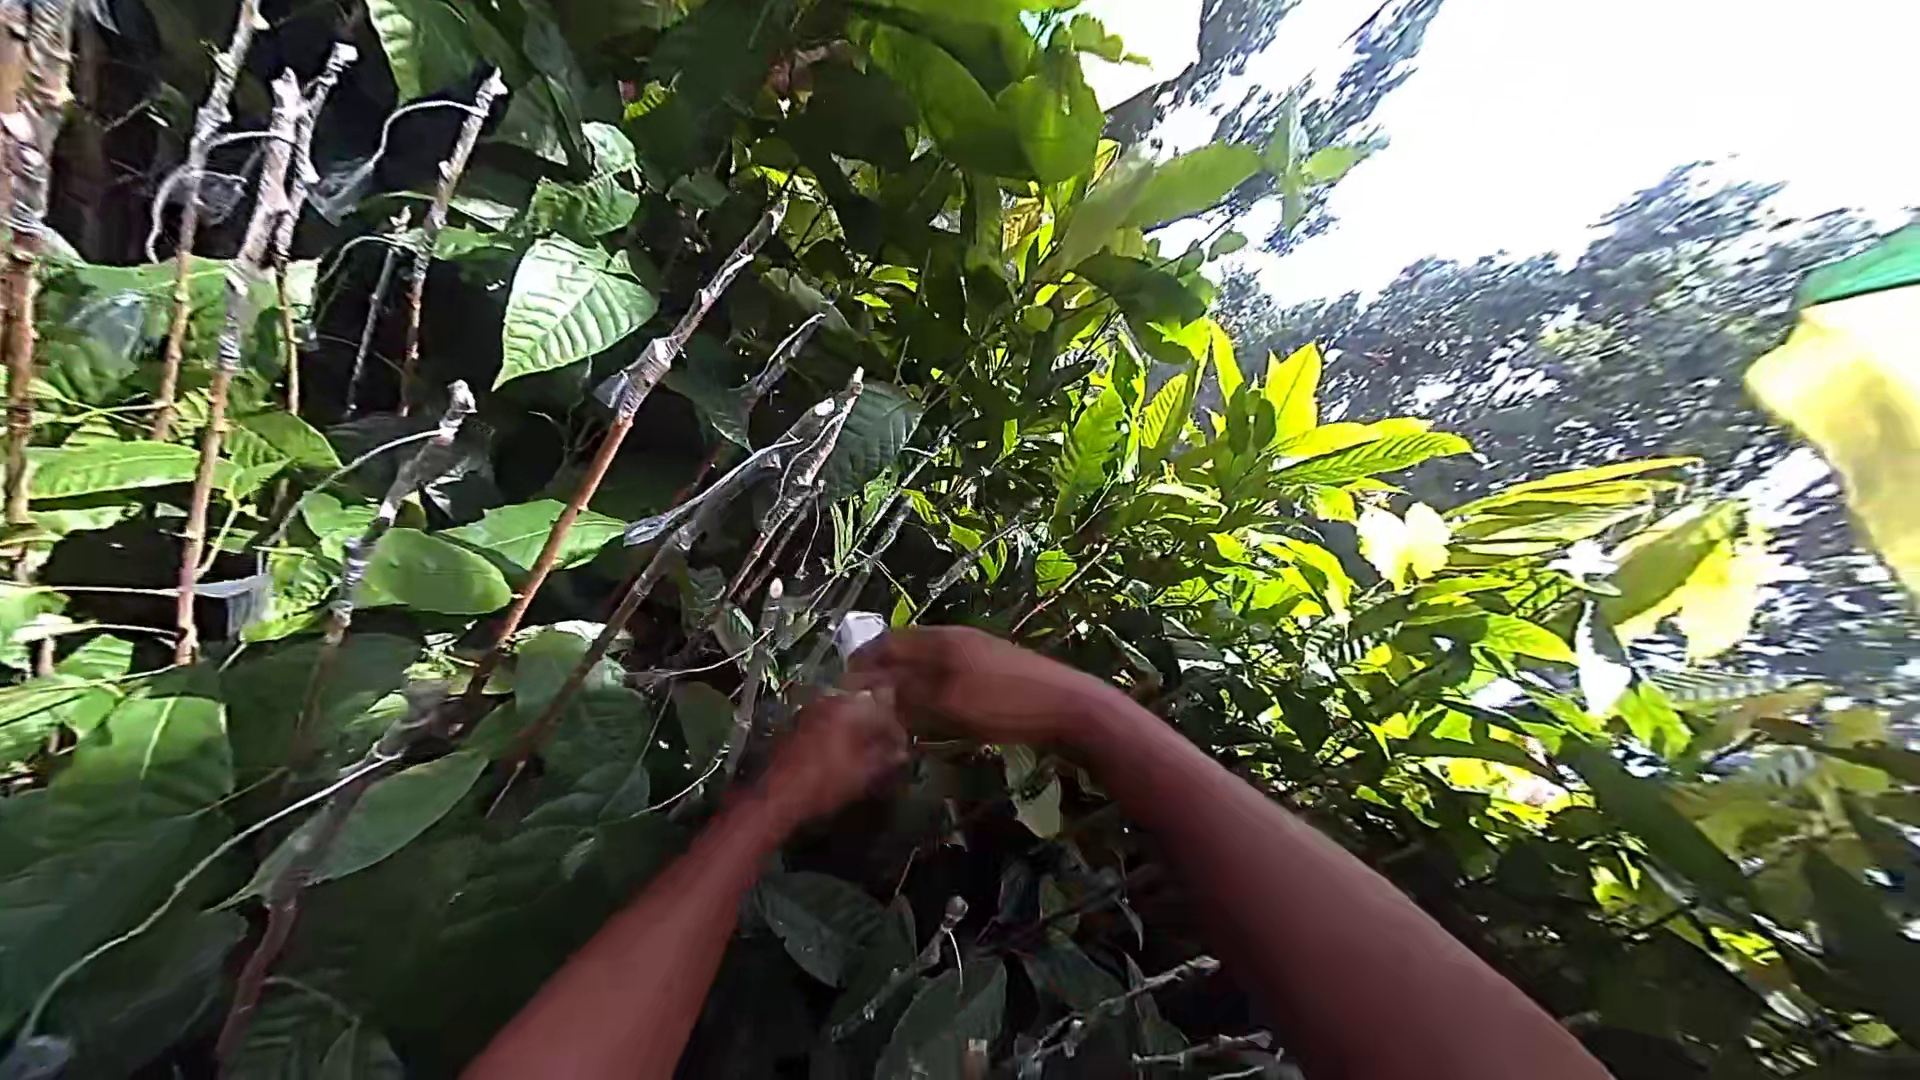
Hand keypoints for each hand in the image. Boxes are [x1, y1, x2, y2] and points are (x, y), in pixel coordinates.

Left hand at [759, 689, 907, 824]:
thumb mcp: (861, 775)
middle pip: (865, 706)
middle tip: (887, 746)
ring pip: (846, 711)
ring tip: (867, 750)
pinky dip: (841, 730)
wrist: (774, 797)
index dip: (897, 732)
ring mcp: (812, 710)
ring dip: (860, 727)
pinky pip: (829, 719)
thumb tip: (901, 754)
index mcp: (851, 709)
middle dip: (878, 725)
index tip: (901, 750)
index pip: (885, 712)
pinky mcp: (799, 722)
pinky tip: (844, 750)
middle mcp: (831, 701)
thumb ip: (884, 760)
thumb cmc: (822, 785)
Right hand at [846, 626, 1124, 746]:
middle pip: (908, 650)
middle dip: (884, 673)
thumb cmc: (1003, 702)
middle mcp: (955, 637)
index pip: (889, 641)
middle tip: (867, 702)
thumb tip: (873, 691)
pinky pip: (948, 673)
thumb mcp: (948, 702)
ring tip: (894, 709)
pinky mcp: (992, 667)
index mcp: (941, 639)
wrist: (1066, 705)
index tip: (844, 686)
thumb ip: (909, 694)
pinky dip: (931, 688)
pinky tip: (932, 710)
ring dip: (908, 682)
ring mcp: (976, 650)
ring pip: (928, 663)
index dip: (863, 661)